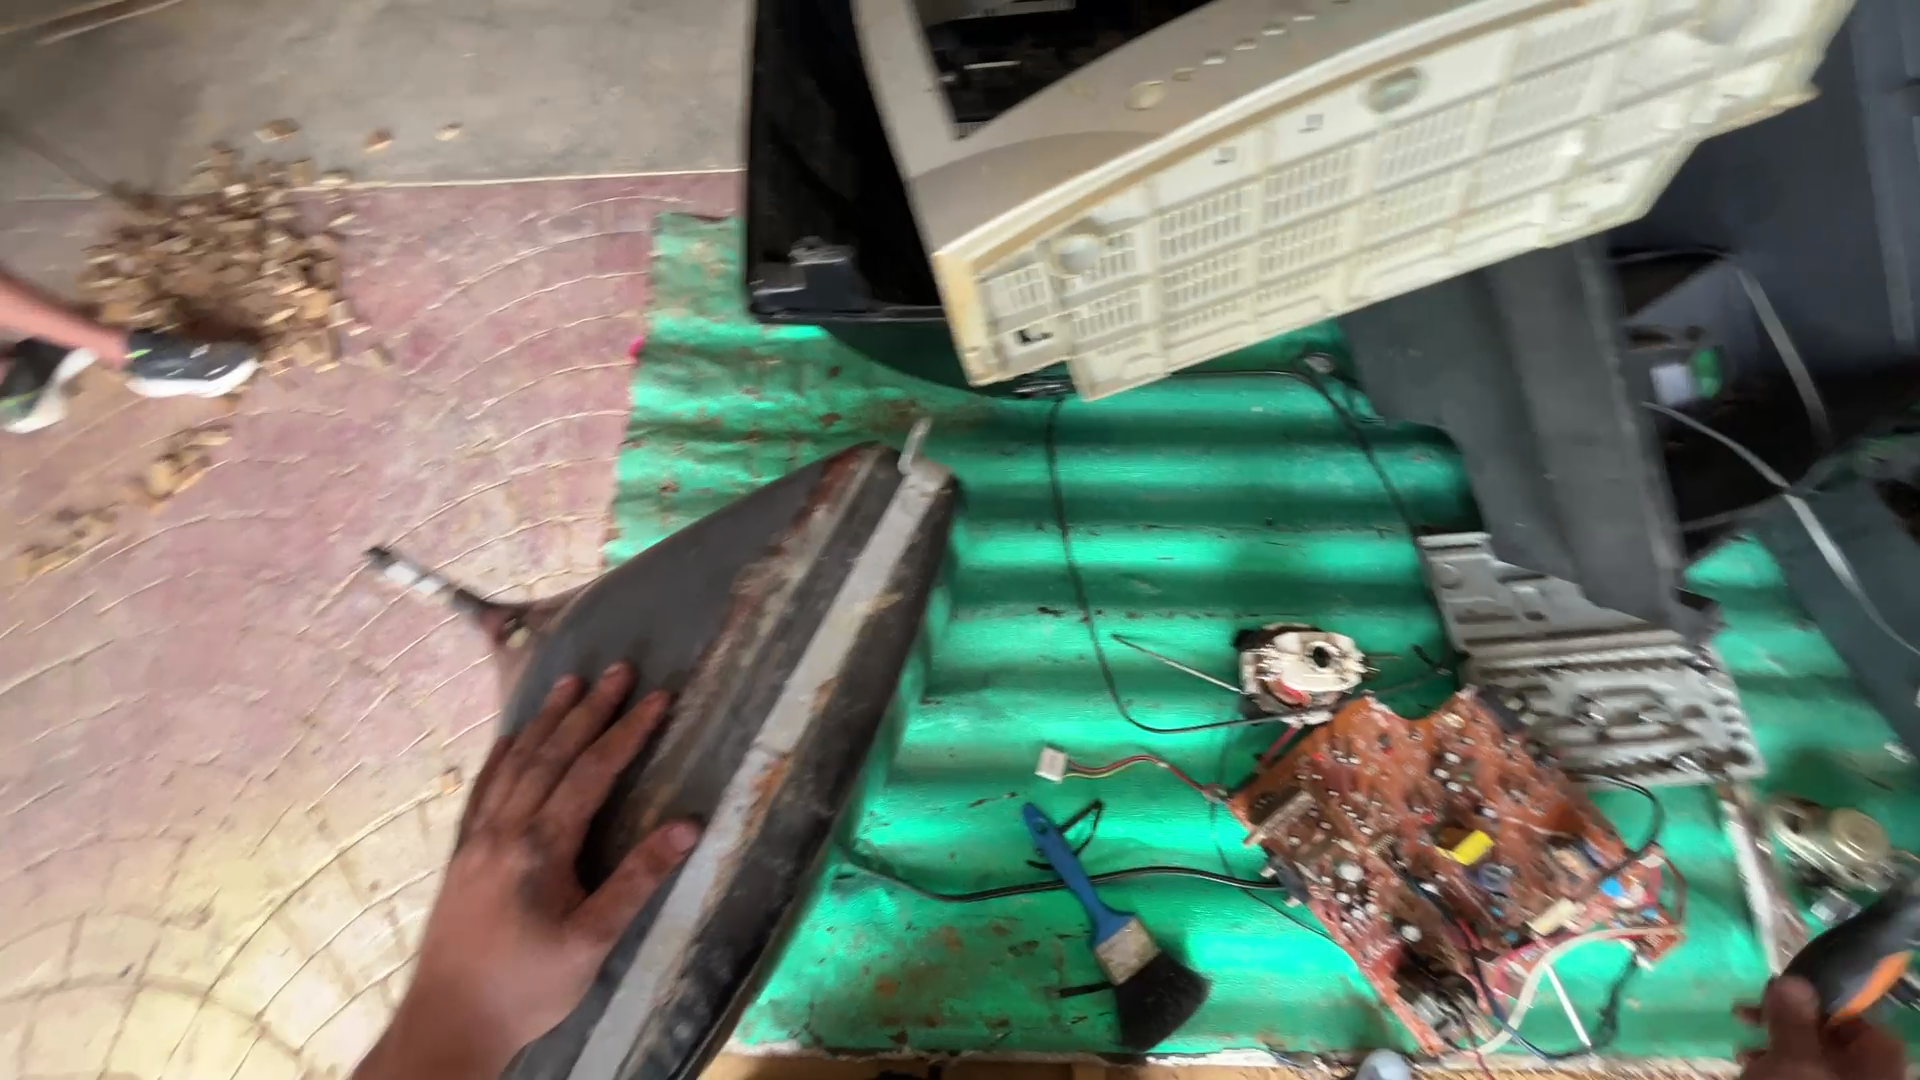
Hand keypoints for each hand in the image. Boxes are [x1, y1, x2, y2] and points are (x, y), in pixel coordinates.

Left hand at [355, 665, 700, 1078]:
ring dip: (549, 719)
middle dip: (591, 710)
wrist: (445, 1028)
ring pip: (518, 763)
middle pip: (553, 755)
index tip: (659, 698)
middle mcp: (505, 829)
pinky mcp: (464, 851)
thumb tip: (689, 825)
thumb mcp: (593, 942)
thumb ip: (638, 879)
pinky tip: (517, 735)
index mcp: (539, 847)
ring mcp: (479, 838)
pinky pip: (487, 786)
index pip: (591, 773)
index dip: (628, 732)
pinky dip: (506, 753)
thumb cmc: (527, 987)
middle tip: (620, 670)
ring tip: (571, 682)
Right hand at [1736, 976, 1906, 1079]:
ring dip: (1775, 1038)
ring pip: (1814, 1054)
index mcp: (1878, 1073)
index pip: (1870, 1029)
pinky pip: (1800, 1071)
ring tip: (1743, 1038)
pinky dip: (1774, 1060)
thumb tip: (1794, 979)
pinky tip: (1748, 1061)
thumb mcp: (1792, 1062)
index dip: (1831, 1006)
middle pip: (1838, 1039)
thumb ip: (1794, 1021)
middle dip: (1790, 1020)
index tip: (1783, 993)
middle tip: (1749, 1011)